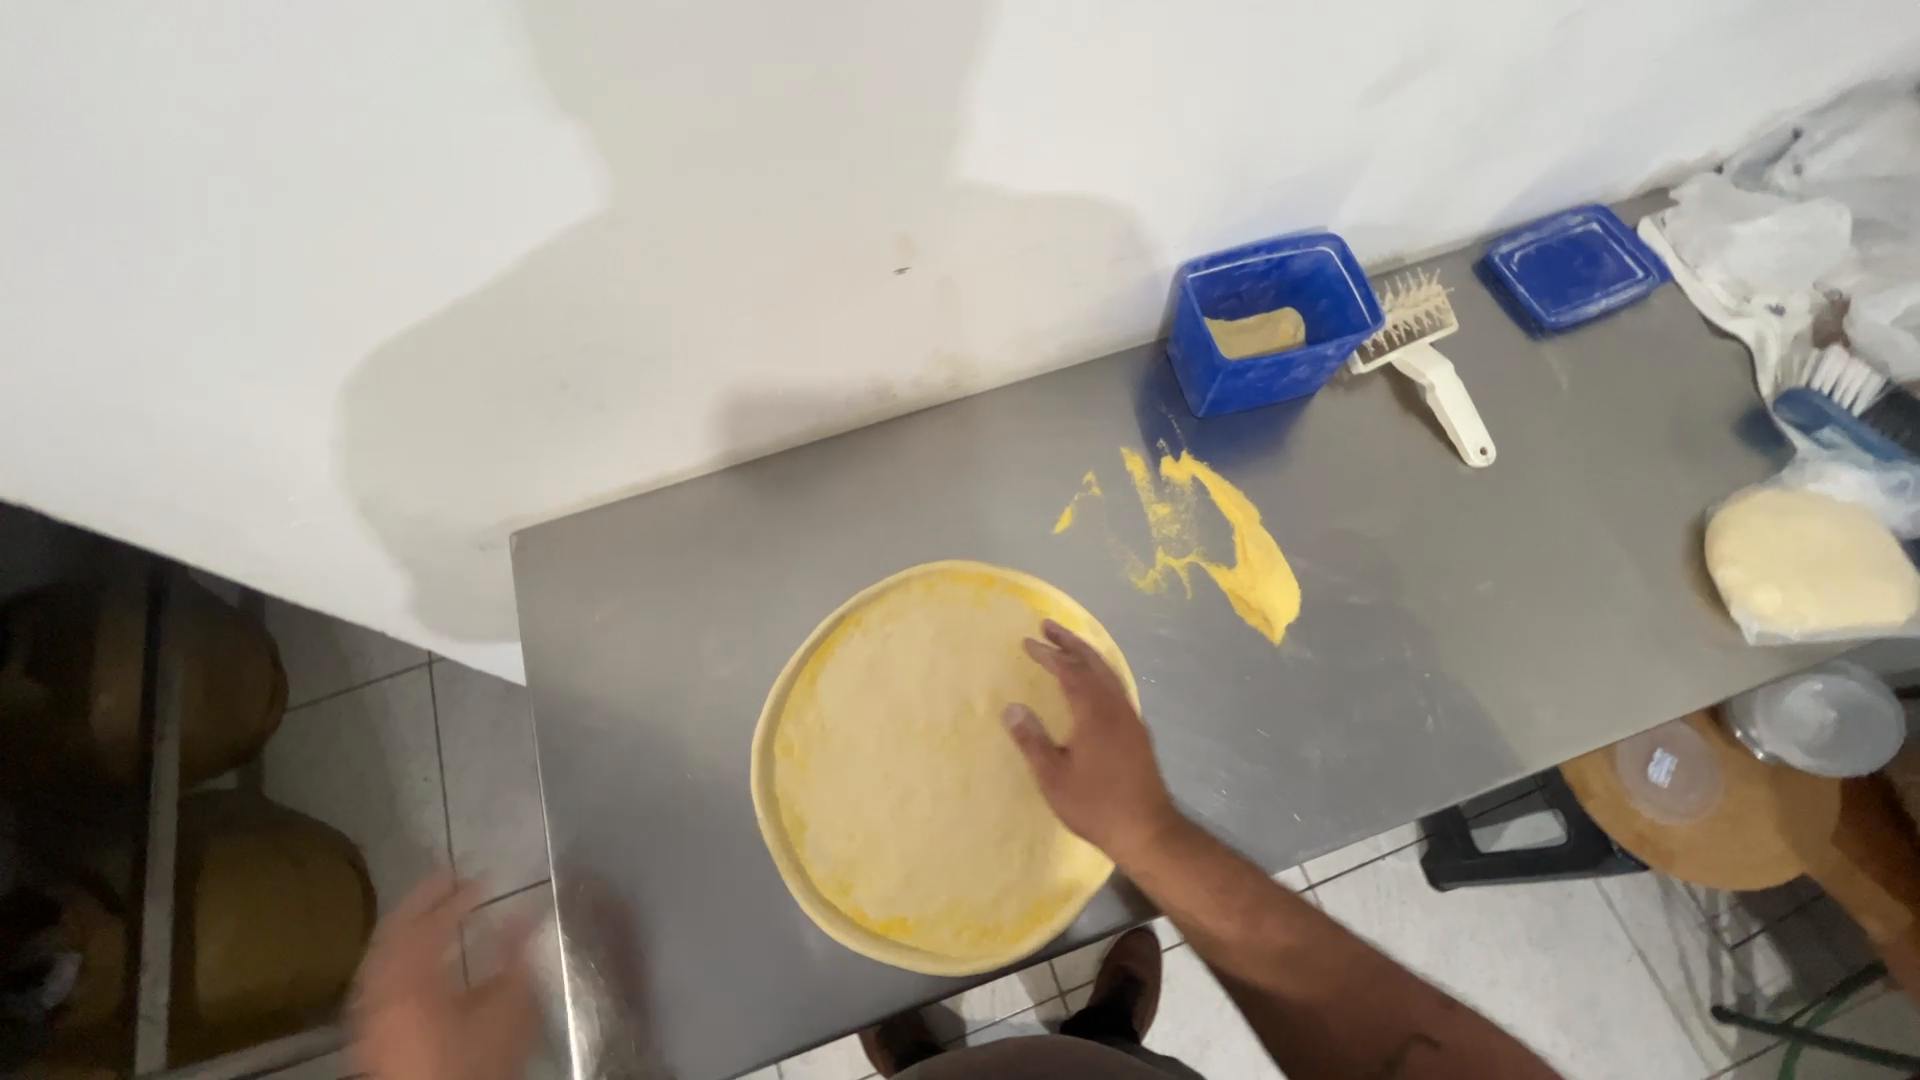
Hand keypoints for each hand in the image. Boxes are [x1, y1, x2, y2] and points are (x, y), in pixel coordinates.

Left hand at [349, 874, 535, 1079]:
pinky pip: (376, 977)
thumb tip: (524, 908)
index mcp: (414, 983)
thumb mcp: (510, 1004)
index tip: (483, 875)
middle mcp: (382, 994)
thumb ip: (515, 951)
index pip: (430, 925)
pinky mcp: (371, 1034)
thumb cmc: (481, 1060)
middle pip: (393, 934)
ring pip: (380, 955)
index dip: (456, 895)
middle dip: (422, 900)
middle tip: (450, 874)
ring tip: (434, 906)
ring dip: (407, 924)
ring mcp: (370, 1017)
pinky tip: (417, 952)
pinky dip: (397, 952)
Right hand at [1003, 619, 1179, 861]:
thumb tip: (1012, 708)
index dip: (1048, 654)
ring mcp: (1130, 717)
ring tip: (1067, 644)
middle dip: (1069, 642)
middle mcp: (1116, 706)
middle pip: (1093, 662)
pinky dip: (1099, 672)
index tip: (1027, 643)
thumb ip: (1031, 741)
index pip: (1068, 671)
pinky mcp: (1137, 731)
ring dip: (1086, 654)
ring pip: (1108, 672)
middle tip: (1047, 625)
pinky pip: (1116, 686)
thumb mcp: (1053, 778)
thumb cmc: (1096, 805)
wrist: (1148, 830)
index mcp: (1094, 713)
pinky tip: (1092, 681)